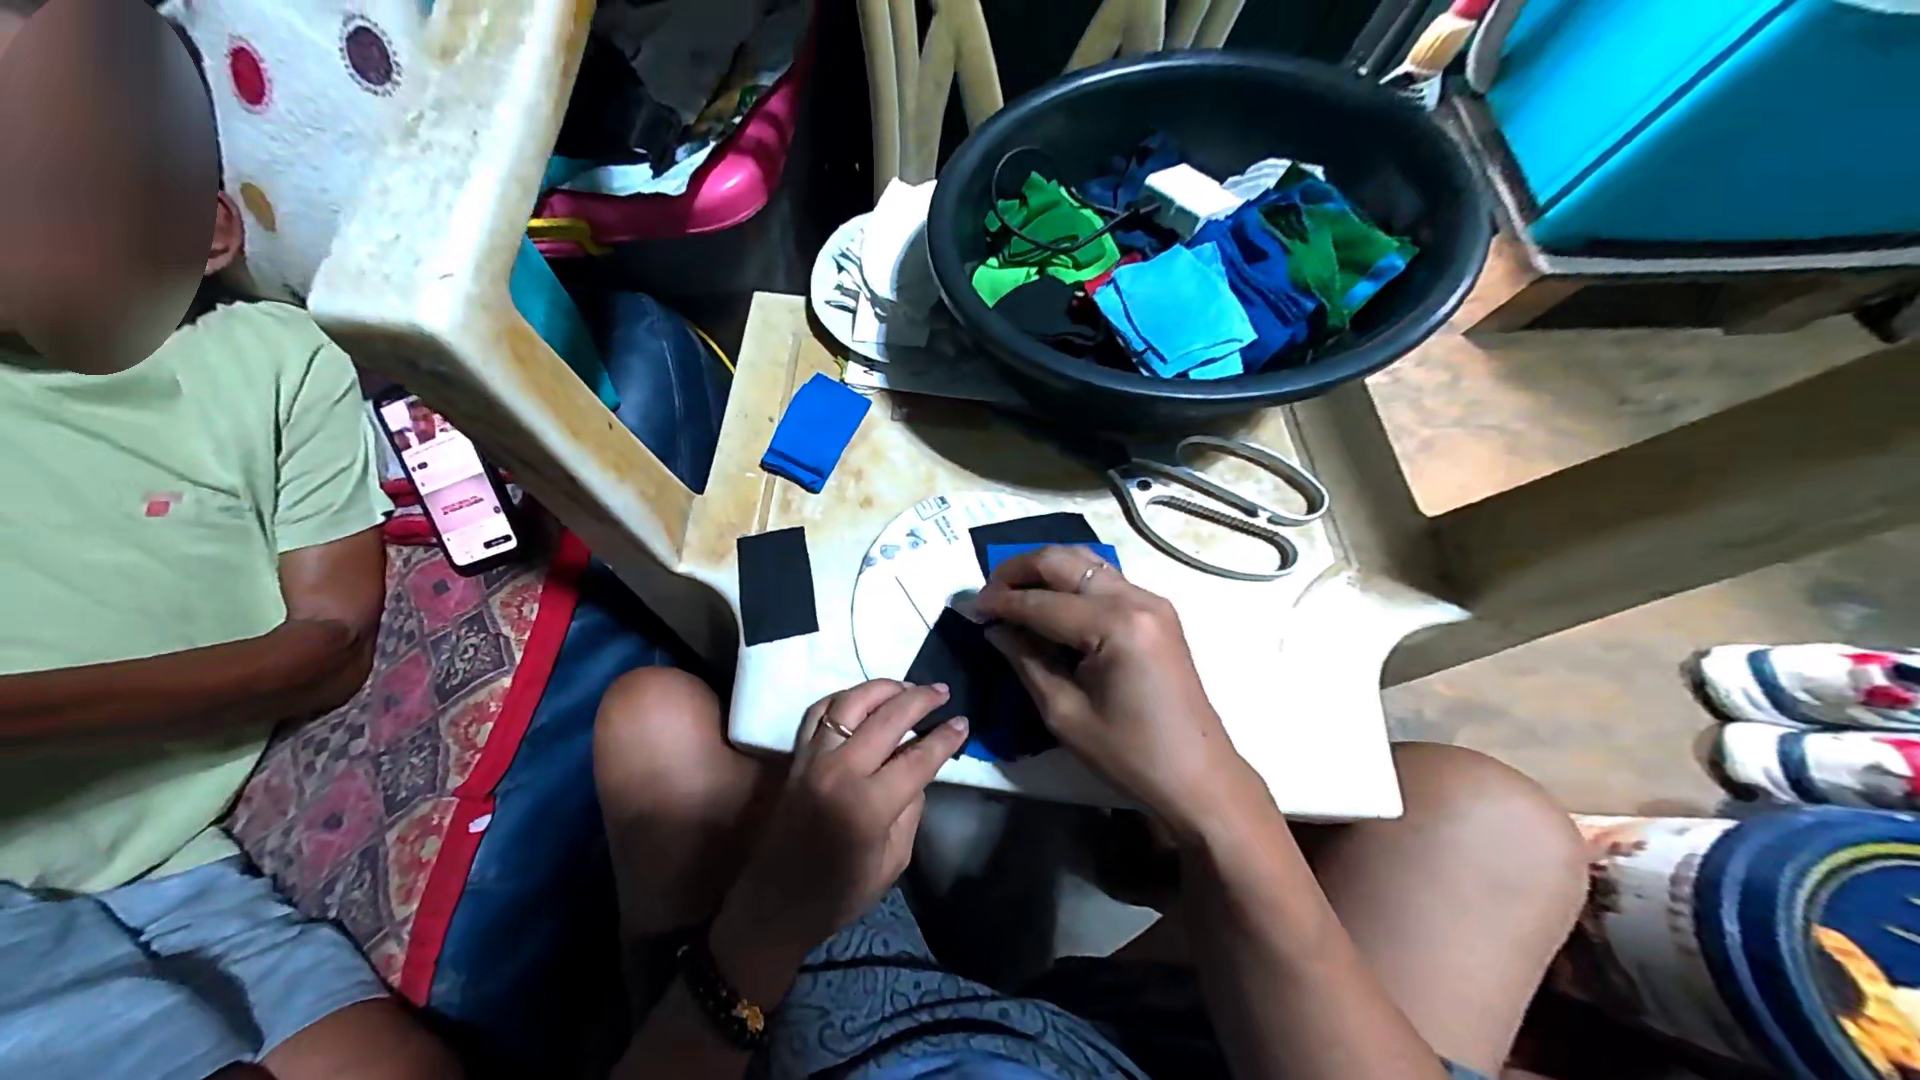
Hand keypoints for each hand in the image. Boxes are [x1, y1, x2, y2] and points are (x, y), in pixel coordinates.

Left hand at [711, 681, 969, 992]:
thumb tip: (918, 768)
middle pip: (887, 718)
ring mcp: (813, 758)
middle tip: (942, 691)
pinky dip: (845, 697)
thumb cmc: (839, 893)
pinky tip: (864, 699)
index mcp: (868, 805)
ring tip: (907, 687)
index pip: (917, 758)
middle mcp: (839, 771)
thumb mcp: (892, 861)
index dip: (945, 738)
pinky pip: (819, 711)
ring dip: (883, 688)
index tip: (963, 722)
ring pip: (851, 702)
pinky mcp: (796, 756)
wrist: (773, 905)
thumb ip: (910, 808)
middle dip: (920, 699)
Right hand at [973, 546, 1266, 838]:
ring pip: (1086, 561)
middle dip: (1018, 570)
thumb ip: (1026, 660)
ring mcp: (1151, 600)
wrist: (1198, 775)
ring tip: (1013, 593)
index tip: (969, 607)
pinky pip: (1104, 579)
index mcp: (1115, 625)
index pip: (1042, 601)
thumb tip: (994, 628)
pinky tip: (1049, 602)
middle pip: (1064, 561)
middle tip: (988, 593)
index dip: (1000, 602)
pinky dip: (1070, 582)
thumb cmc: (1130, 754)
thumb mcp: (1064, 713)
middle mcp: (1136, 598)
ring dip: (1045, 570)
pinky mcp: (1156, 610)